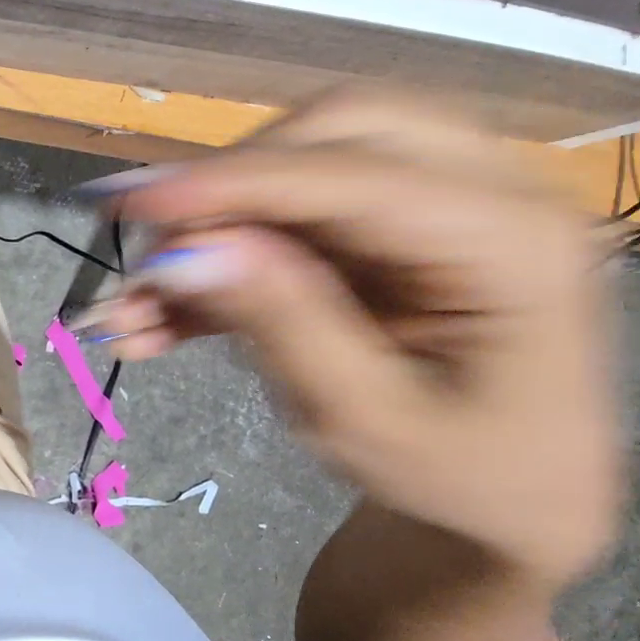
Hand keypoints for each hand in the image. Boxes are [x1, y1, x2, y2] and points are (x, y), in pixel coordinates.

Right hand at [92, 93, 622, 587]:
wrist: (503, 505)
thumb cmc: (454, 477)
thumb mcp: (362, 417)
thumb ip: (283, 323)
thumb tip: (185, 255)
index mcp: (511, 243)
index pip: (354, 175)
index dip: (233, 182)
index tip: (127, 201)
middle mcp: (487, 197)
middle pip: (336, 136)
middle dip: (226, 190)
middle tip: (145, 262)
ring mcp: (437, 212)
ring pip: (301, 174)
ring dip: (208, 234)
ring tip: (131, 316)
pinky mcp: (389, 240)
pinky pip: (287, 227)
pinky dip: (216, 267)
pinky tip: (157, 324)